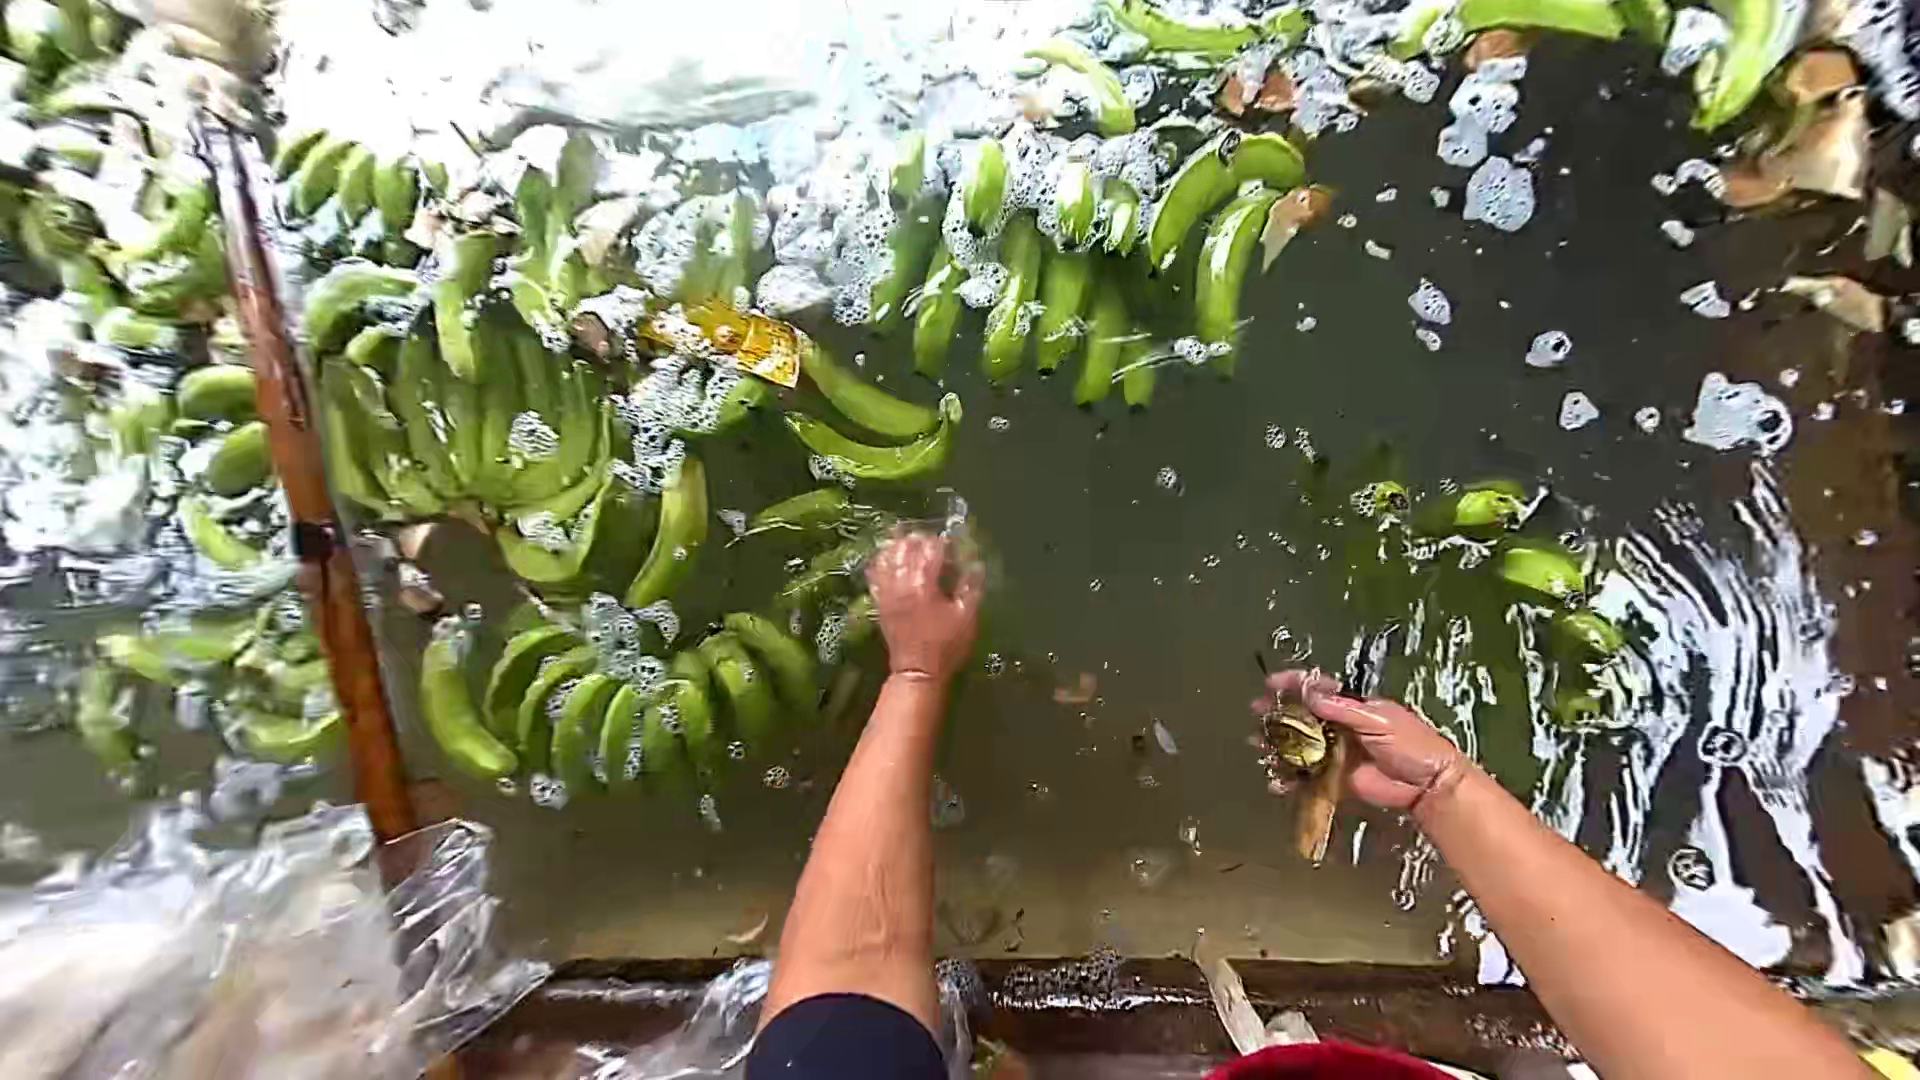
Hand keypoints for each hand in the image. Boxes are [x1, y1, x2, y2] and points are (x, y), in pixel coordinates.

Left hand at [866, 531, 983, 682]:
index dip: (943, 542)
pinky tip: (885, 555)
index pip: (932, 548)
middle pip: (907, 547)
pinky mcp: (879, 601)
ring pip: (888, 556)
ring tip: (907, 537)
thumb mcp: (967, 615)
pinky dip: (880, 561)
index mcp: (925, 583)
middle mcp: (902, 582)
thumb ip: (971, 585)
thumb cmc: (947, 645)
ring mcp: (888, 591)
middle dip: (920, 538)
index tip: (953, 544)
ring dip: (898, 544)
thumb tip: (976, 562)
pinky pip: (875, 574)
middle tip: (931, 540)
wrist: (918, 672)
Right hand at [1255, 670, 1470, 811]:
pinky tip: (1275, 778)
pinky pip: (1303, 775)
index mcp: (1350, 706)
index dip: (1293, 683)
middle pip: (1298, 715)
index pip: (1316, 688)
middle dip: (1276, 712)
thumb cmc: (1411, 745)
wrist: (1430, 787)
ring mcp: (1332, 752)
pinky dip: (1287, 778)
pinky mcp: (1331, 777)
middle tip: (1257, 712)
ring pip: (1295, 744)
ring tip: (1258, 744)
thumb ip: (1343, 707)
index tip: (1271, 683)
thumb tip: (1309, 693)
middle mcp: (1336, 726)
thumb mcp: (1379, 718)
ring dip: (1275, 743)